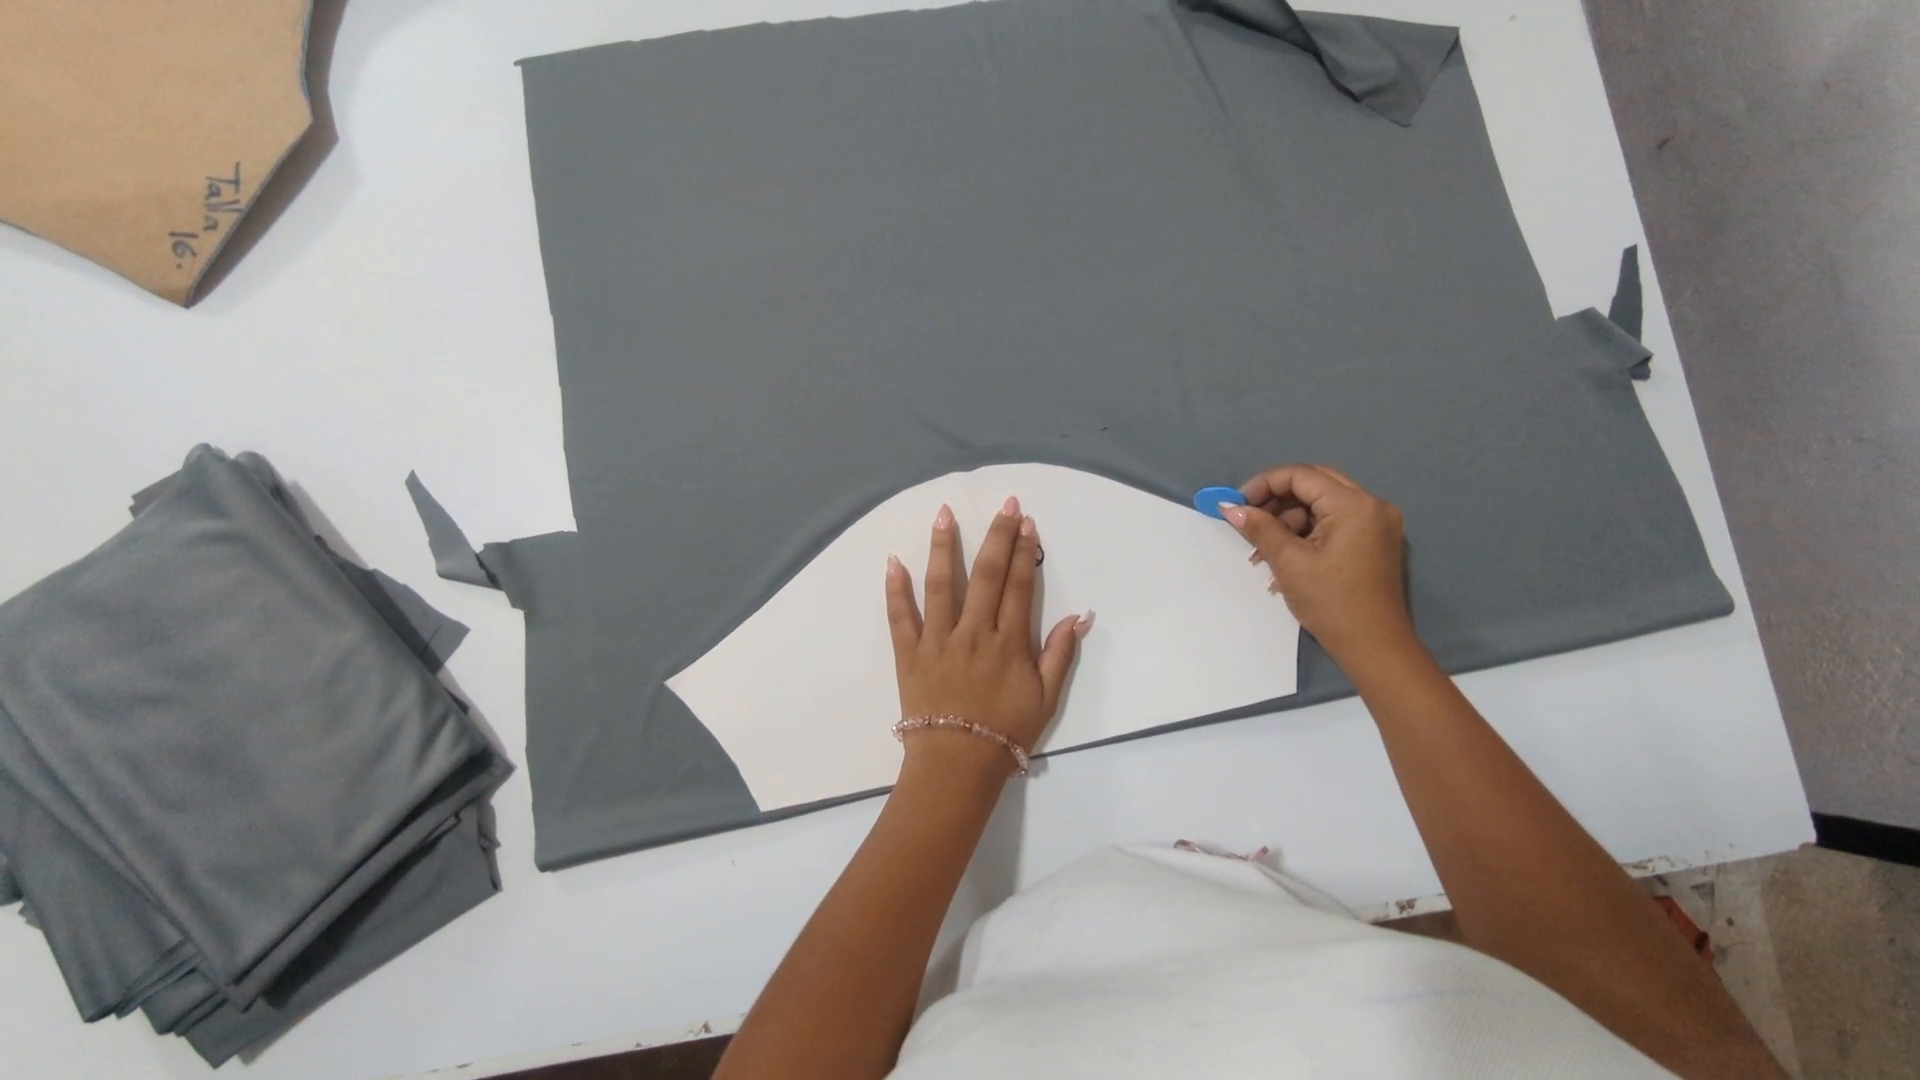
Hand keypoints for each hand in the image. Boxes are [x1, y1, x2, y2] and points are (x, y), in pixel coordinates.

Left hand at [885, 498, 1089, 767]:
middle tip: (1004, 504)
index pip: (1020, 586)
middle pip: (987, 575)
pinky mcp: (909, 653)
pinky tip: (892, 561)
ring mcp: (938, 640)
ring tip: (945, 514)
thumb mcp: (1046, 698)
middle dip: (997, 536)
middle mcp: (974, 632)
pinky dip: (895, 589)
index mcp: (1009, 642)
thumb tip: (1081, 616)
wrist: (958, 763)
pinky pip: (900, 617)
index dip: (1025, 552)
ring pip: (941, 585)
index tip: (1027, 522)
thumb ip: (1060, 654)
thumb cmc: (1006, 732)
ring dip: (944, 547)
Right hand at [1219, 465, 1414, 662]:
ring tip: (1262, 551)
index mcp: (1355, 505)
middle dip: (1276, 500)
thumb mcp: (1289, 563)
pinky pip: (1334, 523)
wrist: (1374, 647)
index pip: (1302, 475)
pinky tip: (1284, 557)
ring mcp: (1376, 524)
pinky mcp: (1374, 541)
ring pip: (1322, 505)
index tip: (1237, 504)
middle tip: (1248, 520)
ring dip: (1289, 520)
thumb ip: (1260, 528)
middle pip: (1314, 485)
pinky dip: (1307, 533)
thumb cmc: (1331, 603)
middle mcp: (1371, 505)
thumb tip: (1230, 508)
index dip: (1264, 484)